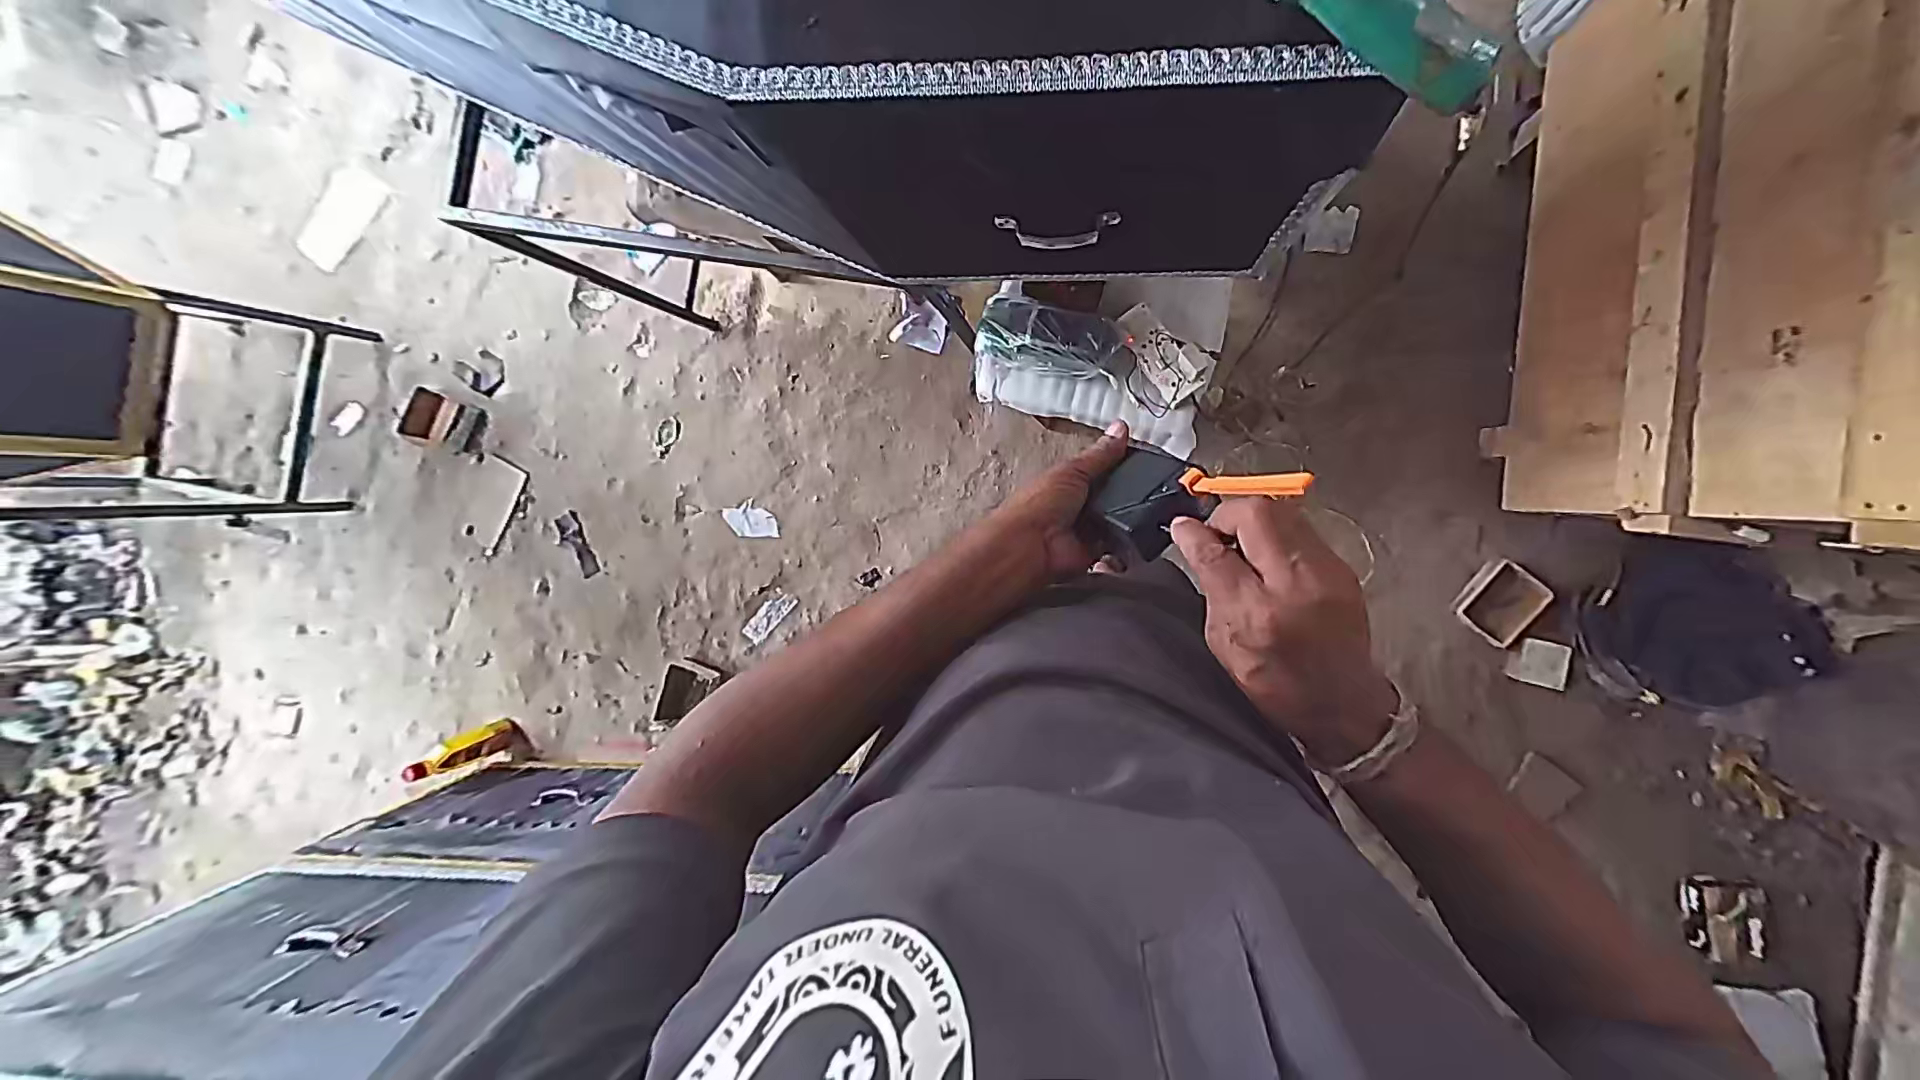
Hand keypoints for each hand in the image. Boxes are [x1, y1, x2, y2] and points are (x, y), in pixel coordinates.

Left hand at [980, 420, 1129, 584]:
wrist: (1031, 544)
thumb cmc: (1039, 504)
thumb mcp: (1073, 470)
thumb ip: (1100, 455)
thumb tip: (1119, 429)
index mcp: (1069, 482)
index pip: (1101, 470)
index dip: (1121, 465)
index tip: (1144, 459)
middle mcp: (1078, 506)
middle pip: (1114, 498)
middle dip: (1130, 496)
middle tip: (1150, 490)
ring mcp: (1086, 531)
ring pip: (1119, 524)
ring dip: (1127, 521)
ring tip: (1141, 514)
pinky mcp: (1093, 554)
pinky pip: (1116, 550)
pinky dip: (1124, 547)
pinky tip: (1129, 538)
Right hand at [1170, 497, 1397, 765]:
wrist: (1343, 704)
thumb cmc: (1276, 683)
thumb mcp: (1224, 642)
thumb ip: (1211, 587)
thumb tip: (1193, 541)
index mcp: (1257, 612)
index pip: (1215, 551)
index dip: (1192, 532)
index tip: (1182, 528)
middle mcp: (1296, 585)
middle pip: (1256, 512)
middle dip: (1226, 514)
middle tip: (1215, 533)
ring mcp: (1327, 572)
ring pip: (1282, 510)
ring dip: (1252, 518)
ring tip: (1240, 543)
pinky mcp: (1342, 568)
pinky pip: (1301, 528)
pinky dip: (1275, 531)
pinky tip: (1267, 555)